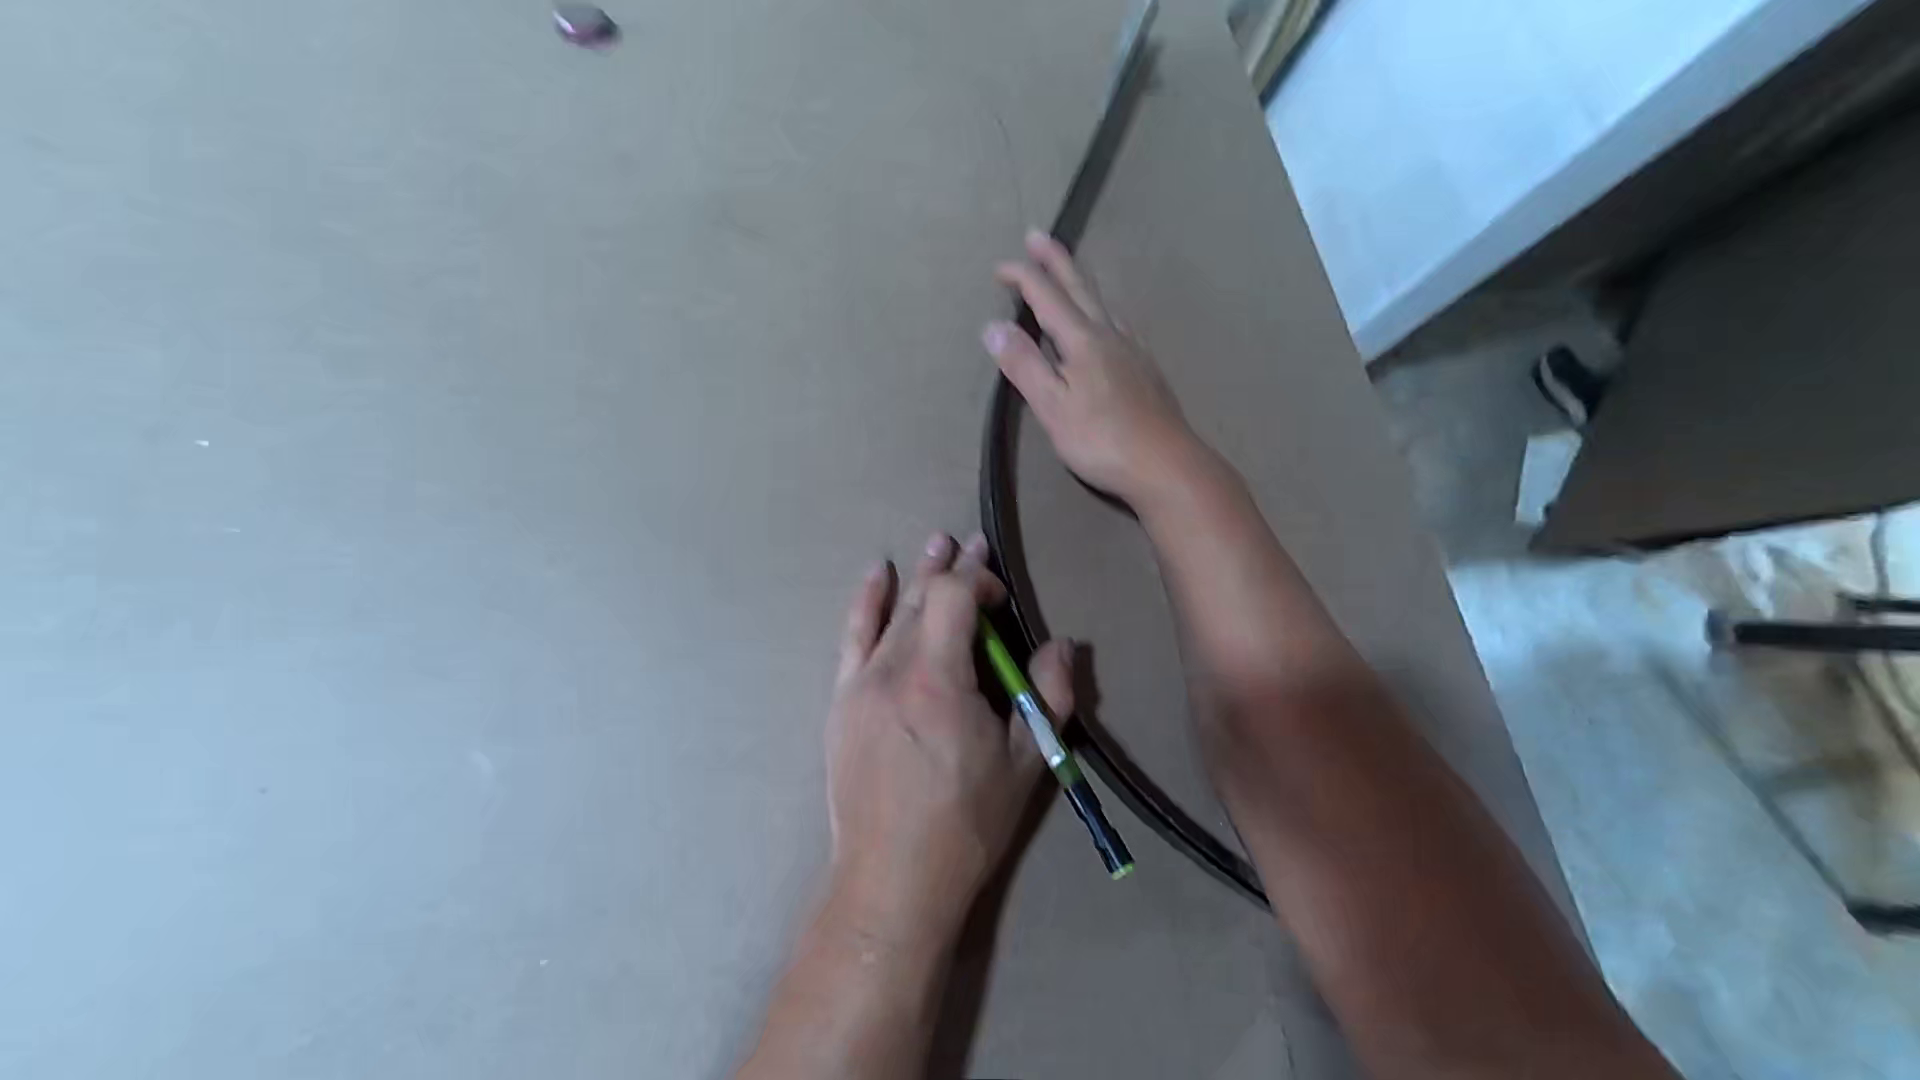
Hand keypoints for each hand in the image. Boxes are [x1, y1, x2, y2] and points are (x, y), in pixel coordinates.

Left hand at [825, 531, 1074, 942]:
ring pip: (892, 613)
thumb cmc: (966, 823)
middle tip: (971, 543)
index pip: (952, 599)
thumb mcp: (1026, 765)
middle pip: (923, 599)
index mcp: (940, 681)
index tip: (1000, 596)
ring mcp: (861, 683)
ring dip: (917, 576)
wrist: (890, 875)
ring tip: (936, 544)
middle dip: (952, 569)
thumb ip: (1048, 698)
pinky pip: (852, 637)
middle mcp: (894, 670)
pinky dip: (866, 602)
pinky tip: (877, 574)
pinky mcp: (842, 701)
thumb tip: (1060, 645)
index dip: (977, 582)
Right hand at [983, 231, 1202, 507]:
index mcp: (1083, 341)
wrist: (1166, 465)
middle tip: (1038, 235)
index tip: (1000, 267)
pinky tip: (1107, 325)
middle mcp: (1110, 336)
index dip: (1024, 278)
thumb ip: (1025, 366)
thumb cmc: (1102, 440)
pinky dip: (1102, 310)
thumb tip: (993, 326)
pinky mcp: (1146, 370)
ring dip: (1081, 283)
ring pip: (1103, 304)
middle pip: (1080, 289)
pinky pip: (1119, 325)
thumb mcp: (1053, 407)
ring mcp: (1133, 352)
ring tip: (1068, 275)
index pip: (1047, 298)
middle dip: (1056, 261)